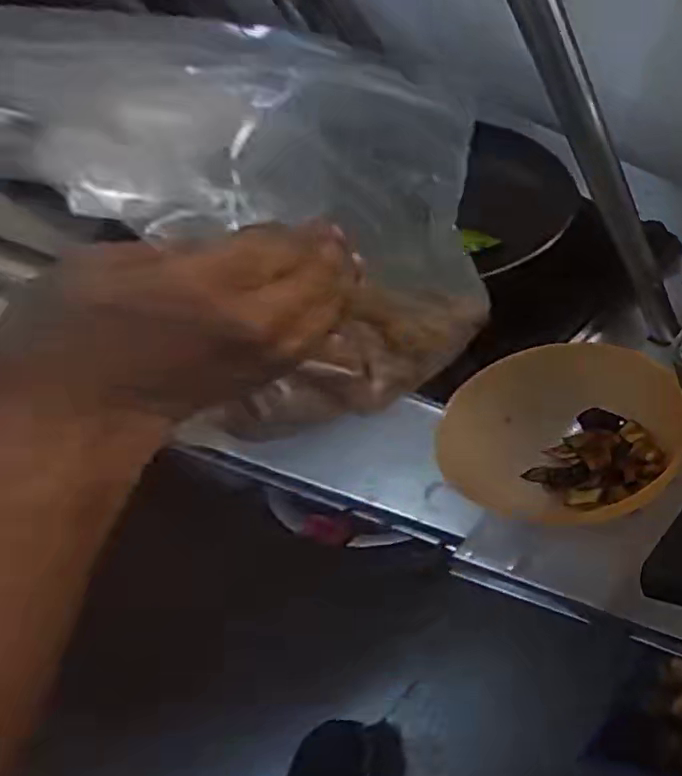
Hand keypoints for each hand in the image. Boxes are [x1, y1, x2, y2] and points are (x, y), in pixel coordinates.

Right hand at [0, 223, 354, 425]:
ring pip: (329, 307)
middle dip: (330, 254)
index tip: (316, 222)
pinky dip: (336, 308)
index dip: (299, 235)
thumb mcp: (110, 263)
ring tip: (350, 260)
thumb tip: (240, 245)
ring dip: (343, 281)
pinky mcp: (285, 366)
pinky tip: (341, 293)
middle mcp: (258, 319)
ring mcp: (279, 347)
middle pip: (314, 279)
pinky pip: (324, 331)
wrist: (97, 397)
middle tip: (339, 236)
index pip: (275, 251)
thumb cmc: (81, 321)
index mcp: (207, 285)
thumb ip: (186, 251)